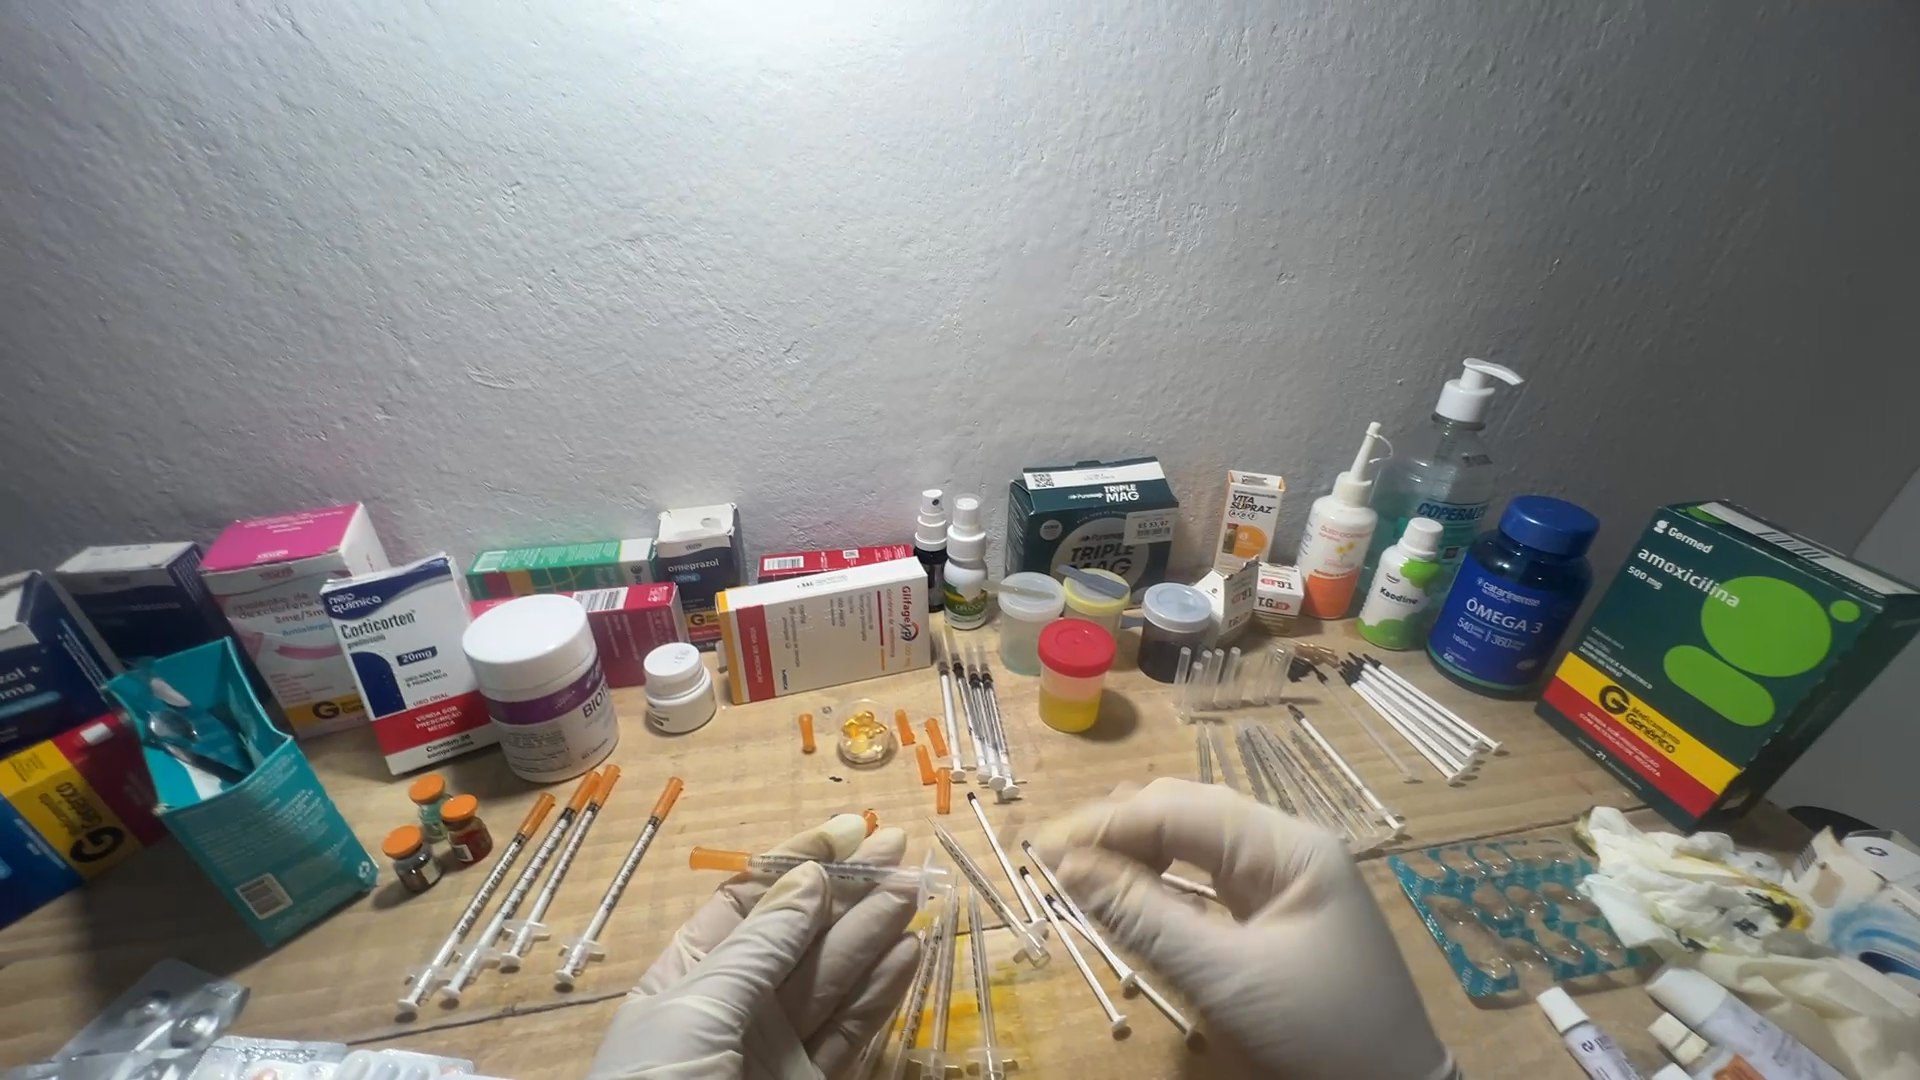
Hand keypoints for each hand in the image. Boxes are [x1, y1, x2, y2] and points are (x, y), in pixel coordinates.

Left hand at [586, 814, 921, 1079]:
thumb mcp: (697, 1010)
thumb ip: (760, 944)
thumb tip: (809, 874)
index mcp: (690, 975)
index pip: (752, 898)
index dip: (802, 858)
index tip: (851, 828)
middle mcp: (737, 1003)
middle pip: (803, 931)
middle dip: (850, 886)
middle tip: (899, 844)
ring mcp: (776, 1047)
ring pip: (834, 974)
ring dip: (875, 929)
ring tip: (915, 889)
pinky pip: (851, 1030)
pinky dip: (881, 992)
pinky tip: (909, 952)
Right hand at [1030, 779, 1454, 1079]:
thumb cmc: (1322, 1043)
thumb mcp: (1227, 981)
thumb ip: (1143, 917)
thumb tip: (1065, 864)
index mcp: (1288, 845)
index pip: (1179, 809)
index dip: (1107, 823)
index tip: (1046, 846)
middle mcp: (1283, 842)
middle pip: (1183, 810)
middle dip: (1117, 828)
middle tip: (1057, 858)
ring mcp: (1279, 871)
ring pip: (1190, 834)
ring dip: (1133, 847)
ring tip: (1083, 868)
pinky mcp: (1269, 902)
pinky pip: (1202, 869)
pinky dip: (1157, 874)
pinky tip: (1128, 885)